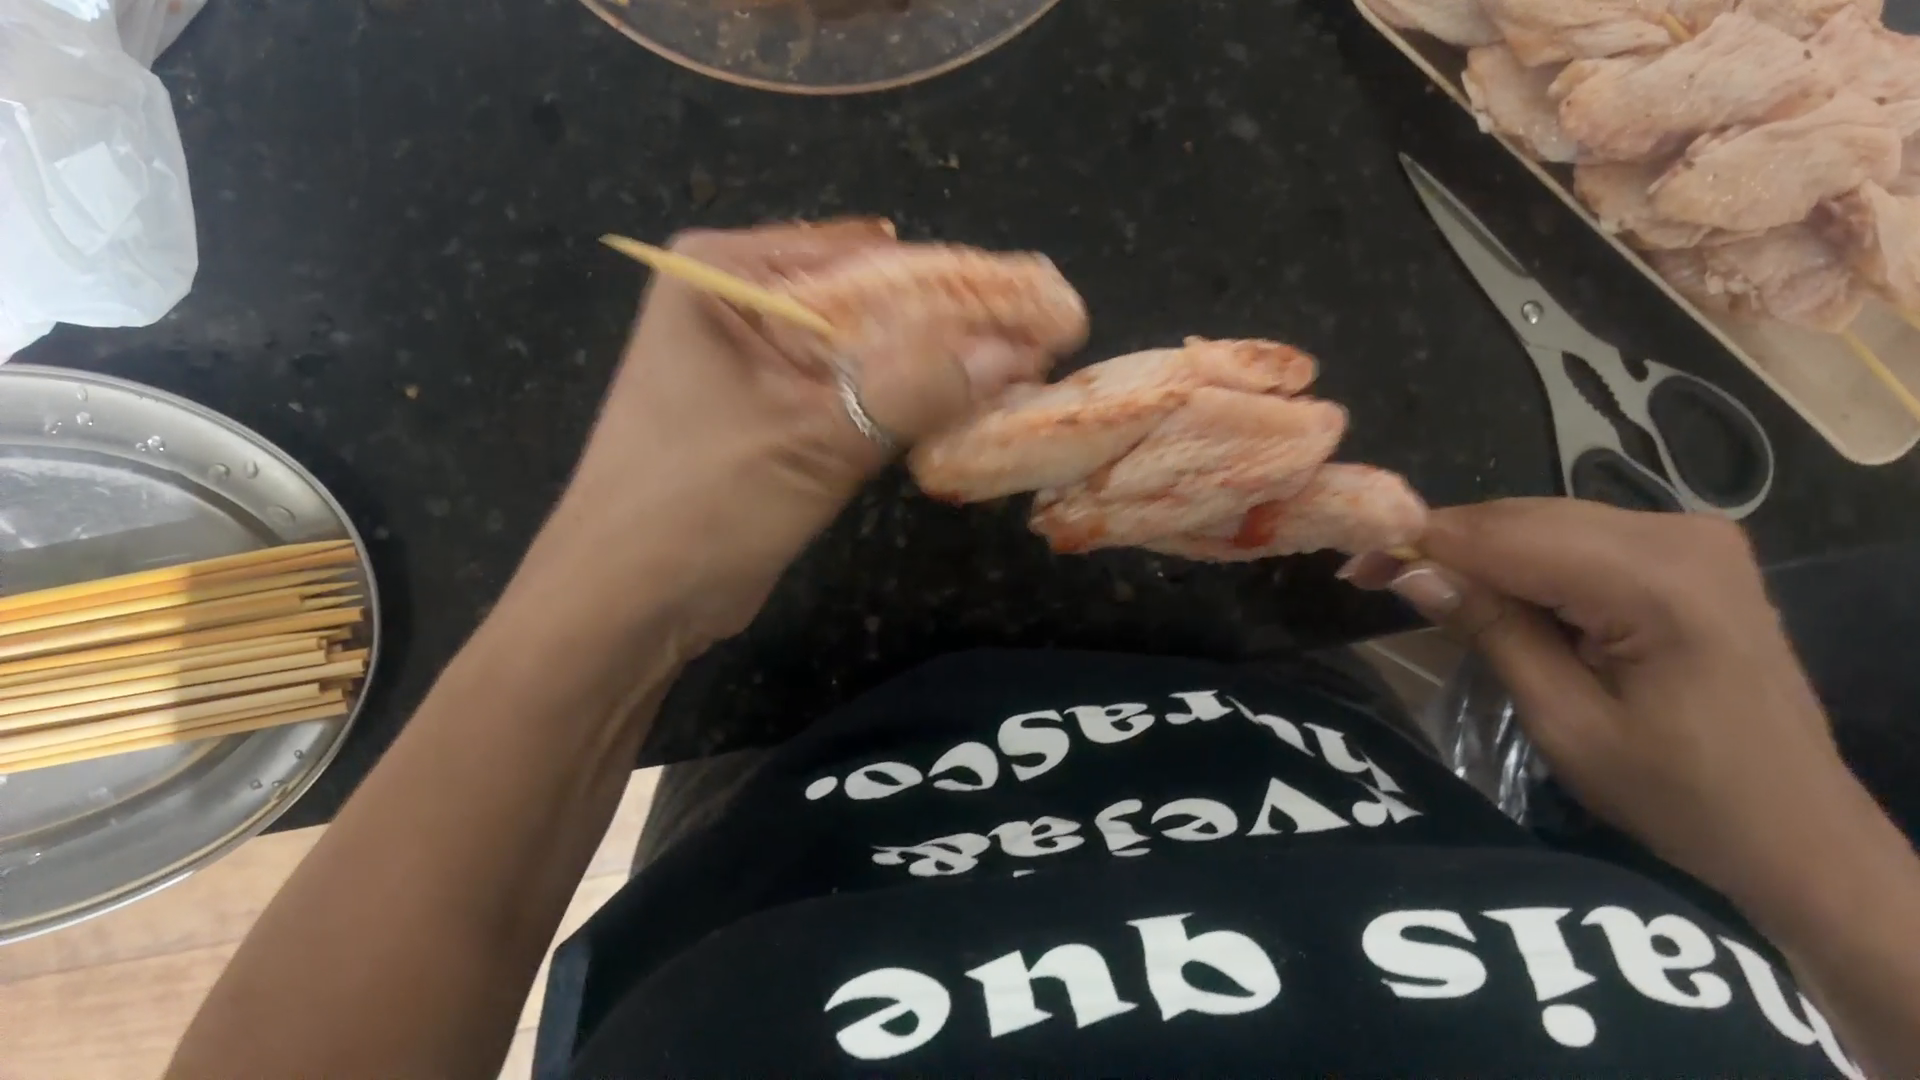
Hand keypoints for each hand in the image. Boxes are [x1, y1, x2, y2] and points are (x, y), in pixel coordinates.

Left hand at [511, 220, 1048, 647]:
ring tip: (1022, 374)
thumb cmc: (699, 507)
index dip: (954, 285)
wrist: (626, 607)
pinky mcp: (770, 416)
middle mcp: (736, 303)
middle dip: (948, 328)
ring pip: (864, 352)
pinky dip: (901, 406)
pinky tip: (963, 411)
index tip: (1035, 304)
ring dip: (932, 370)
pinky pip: (850, 396)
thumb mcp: (814, 440)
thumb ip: (917, 387)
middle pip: (867, 301)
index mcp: (723, 274)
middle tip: (1041, 341)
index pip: (863, 258)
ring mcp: (752, 362)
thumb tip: (1019, 349)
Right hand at [1348, 500, 1875, 913]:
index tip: (1352, 563)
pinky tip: (1480, 584)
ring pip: (1542, 521)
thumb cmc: (1679, 795)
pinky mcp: (1687, 554)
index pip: (1505, 537)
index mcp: (1657, 582)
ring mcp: (1691, 538)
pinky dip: (1516, 557)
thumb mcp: (1565, 723)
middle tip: (1368, 574)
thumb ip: (1490, 632)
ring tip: (1410, 578)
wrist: (1797, 830)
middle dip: (1441, 542)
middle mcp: (1680, 535)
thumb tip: (1408, 572)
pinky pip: (1573, 536)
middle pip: (1522, 518)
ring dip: (1473, 549)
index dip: (1419, 542)